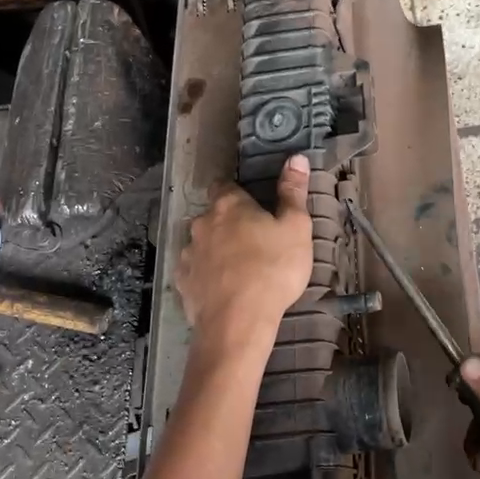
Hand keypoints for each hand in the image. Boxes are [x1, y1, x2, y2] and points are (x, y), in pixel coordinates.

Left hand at [175, 156, 312, 369]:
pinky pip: (195, 272)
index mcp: (229, 205)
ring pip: (202, 244)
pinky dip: (207, 276)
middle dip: (228, 223)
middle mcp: (202, 224)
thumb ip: (293, 192)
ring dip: (216, 250)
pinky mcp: (183, 283)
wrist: (238, 321)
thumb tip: (296, 158)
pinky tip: (223, 288)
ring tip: (239, 268)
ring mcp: (188, 254)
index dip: (237, 192)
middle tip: (253, 239)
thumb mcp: (295, 227)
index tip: (251, 203)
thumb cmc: (273, 268)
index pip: (224, 185)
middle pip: (212, 216)